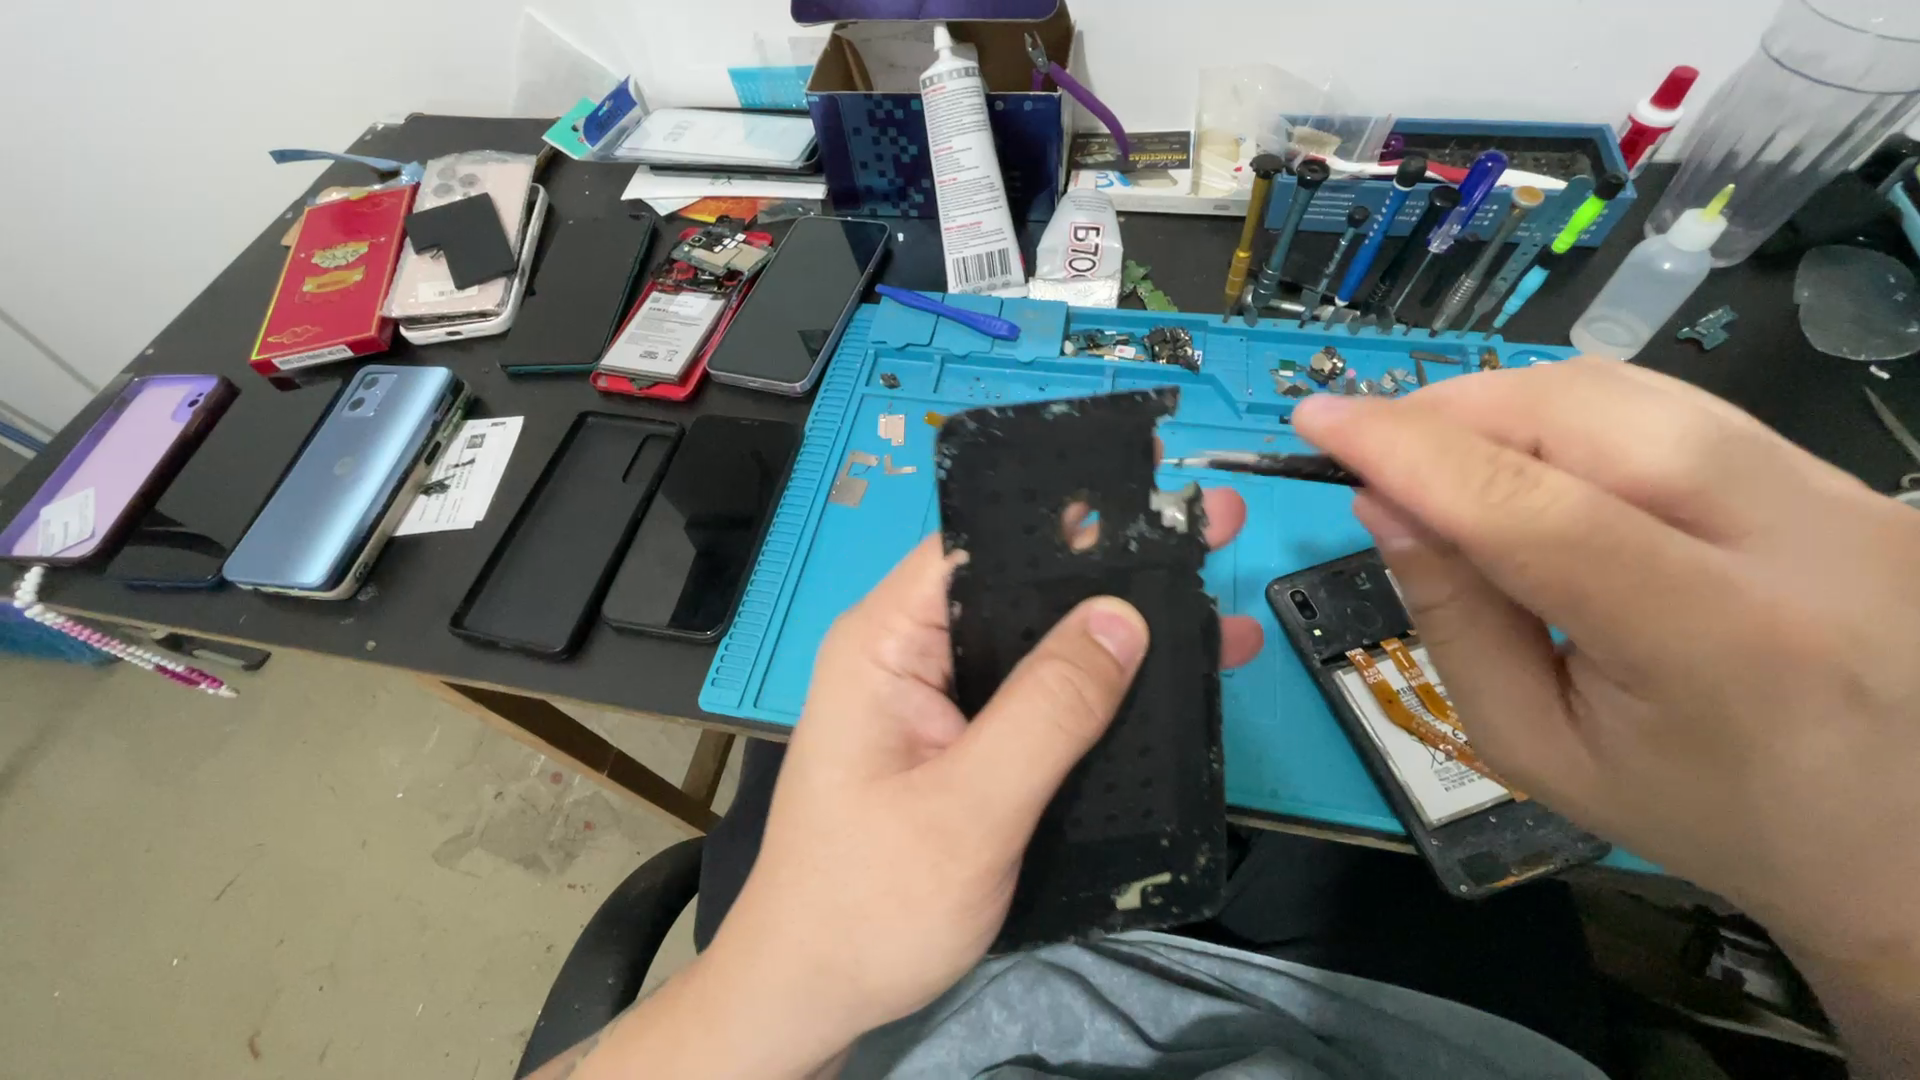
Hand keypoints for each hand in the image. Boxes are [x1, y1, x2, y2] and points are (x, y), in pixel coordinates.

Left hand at [693, 489, 1255, 1067]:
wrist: (819, 992)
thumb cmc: (869, 904)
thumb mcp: (966, 808)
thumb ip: (1045, 711)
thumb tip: (1123, 617)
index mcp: (886, 640)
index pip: (976, 545)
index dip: (1060, 513)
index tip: (1145, 489)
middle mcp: (912, 651)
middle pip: (1019, 586)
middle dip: (1111, 565)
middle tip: (1207, 534)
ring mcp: (942, 697)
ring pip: (1040, 640)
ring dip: (1120, 628)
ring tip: (1214, 608)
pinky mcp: (968, 739)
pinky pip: (1043, 693)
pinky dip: (1104, 686)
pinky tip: (1172, 681)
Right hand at [1292, 360, 1919, 1068]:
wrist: (1899, 836)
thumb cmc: (1690, 807)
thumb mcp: (1528, 740)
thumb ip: (1450, 618)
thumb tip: (1384, 504)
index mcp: (1716, 643)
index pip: (1532, 508)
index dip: (1408, 451)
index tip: (1318, 420)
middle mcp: (1805, 540)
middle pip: (1586, 414)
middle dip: (1448, 412)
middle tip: (1371, 446)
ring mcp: (1844, 494)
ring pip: (1627, 389)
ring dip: (1497, 405)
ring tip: (1434, 454)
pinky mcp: (1844, 473)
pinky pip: (1664, 406)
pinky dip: (1558, 415)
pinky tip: (1518, 457)